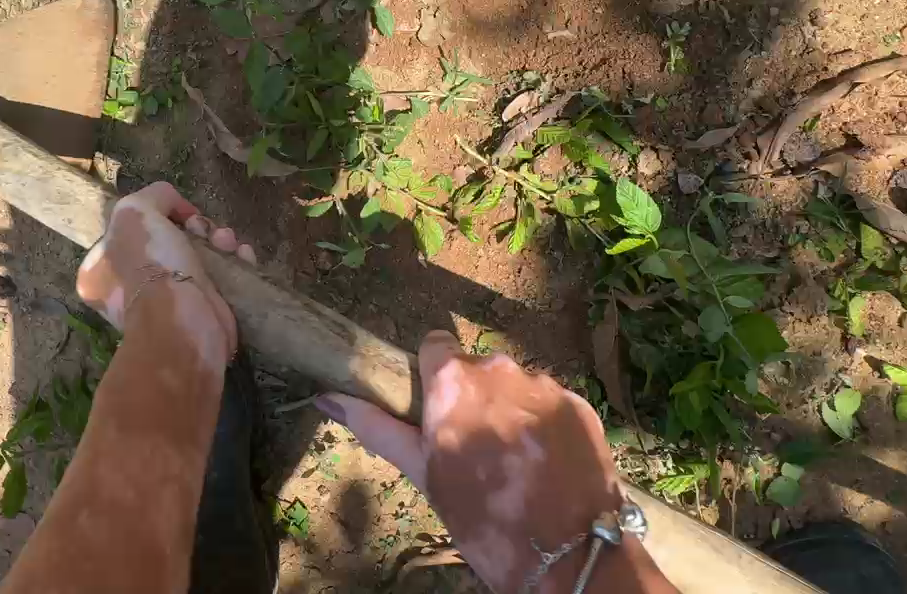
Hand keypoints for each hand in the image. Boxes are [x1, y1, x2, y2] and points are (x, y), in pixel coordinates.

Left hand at [76, 182, 256, 369]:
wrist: (184, 324)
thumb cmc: (151, 266)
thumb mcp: (134, 212)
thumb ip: (152, 196)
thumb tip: (179, 208)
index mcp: (103, 270)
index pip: (132, 230)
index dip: (157, 215)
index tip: (176, 215)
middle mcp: (133, 287)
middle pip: (172, 239)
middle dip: (196, 227)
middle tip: (203, 229)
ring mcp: (171, 300)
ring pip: (200, 254)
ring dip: (219, 239)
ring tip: (226, 242)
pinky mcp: (205, 309)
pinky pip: (223, 274)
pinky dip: (235, 260)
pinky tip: (241, 254)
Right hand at [317, 332, 633, 593]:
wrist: (571, 560)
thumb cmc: (482, 519)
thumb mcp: (424, 474)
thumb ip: (377, 427)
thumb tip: (326, 395)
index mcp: (453, 380)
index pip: (435, 345)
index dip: (433, 374)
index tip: (437, 409)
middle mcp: (498, 367)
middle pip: (476, 367)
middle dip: (473, 396)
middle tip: (475, 447)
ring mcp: (543, 384)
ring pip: (515, 383)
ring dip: (510, 408)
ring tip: (515, 460)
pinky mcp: (579, 402)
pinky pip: (550, 401)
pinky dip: (544, 423)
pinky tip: (547, 462)